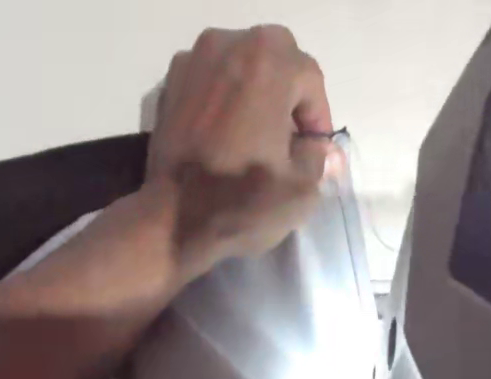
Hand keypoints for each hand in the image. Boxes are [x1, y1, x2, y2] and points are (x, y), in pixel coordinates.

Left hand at [146, 26, 338, 276]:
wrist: (173, 222)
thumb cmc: (243, 204)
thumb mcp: (300, 190)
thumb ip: (318, 159)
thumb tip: (322, 148)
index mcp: (269, 62)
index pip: (310, 80)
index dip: (317, 119)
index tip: (314, 152)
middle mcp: (229, 45)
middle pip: (274, 60)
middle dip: (287, 96)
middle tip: (287, 140)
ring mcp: (193, 61)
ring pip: (239, 66)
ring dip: (254, 96)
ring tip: (254, 138)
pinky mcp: (169, 86)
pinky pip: (209, 84)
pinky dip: (223, 103)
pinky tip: (224, 139)